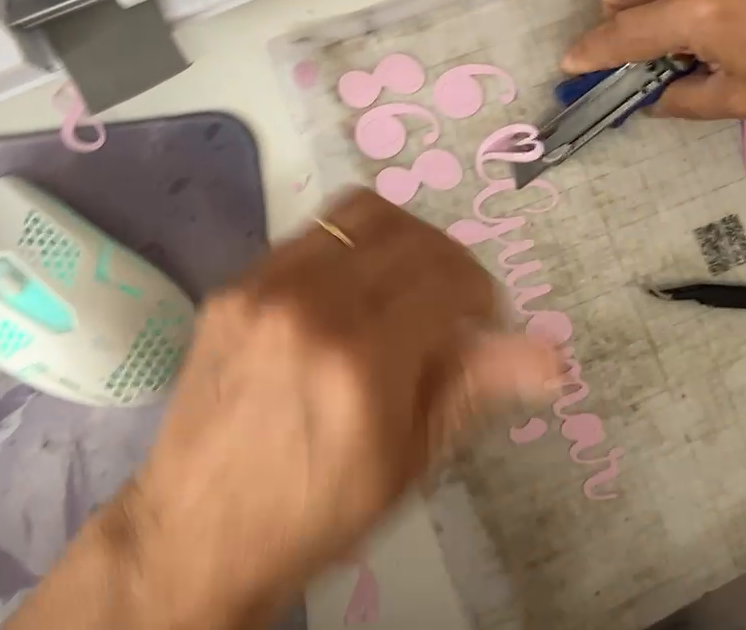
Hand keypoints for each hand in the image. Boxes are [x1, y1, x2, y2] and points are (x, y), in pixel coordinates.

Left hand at [10, 189, 559, 629]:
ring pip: (360, 214)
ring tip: (406, 282)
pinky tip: (350, 292)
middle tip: (453, 301)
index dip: (479, 293)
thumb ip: (473, 388)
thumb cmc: (314, 511)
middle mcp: (311, 305)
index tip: (484, 320)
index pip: (447, 279)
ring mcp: (264, 287)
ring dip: (402, 238)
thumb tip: (551, 356)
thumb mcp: (406, 463)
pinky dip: (350, 248)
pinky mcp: (233, 285)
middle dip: (449, 261)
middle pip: (410, 234)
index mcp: (361, 359)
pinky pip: (311, 234)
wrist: (194, 531)